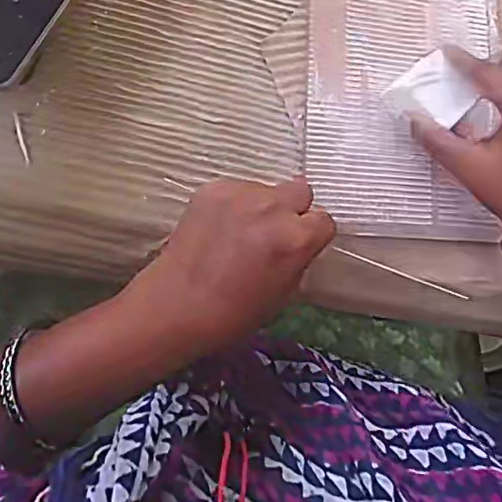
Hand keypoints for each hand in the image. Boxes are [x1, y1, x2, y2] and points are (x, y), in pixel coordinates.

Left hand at [143, 178, 334, 341]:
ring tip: (238, 233)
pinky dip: (232, 204)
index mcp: (296, 238)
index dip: (312, 235)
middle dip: (292, 209)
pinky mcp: (212, 188)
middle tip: (272, 232)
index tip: (299, 245)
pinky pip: (236, 189)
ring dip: (260, 206)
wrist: (177, 304)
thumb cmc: (235, 312)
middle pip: (300, 191)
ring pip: (265, 189)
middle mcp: (273, 208)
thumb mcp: (284, 291)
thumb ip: (299, 256)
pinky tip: (218, 228)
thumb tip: (301, 238)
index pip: (324, 220)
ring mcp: (240, 194)